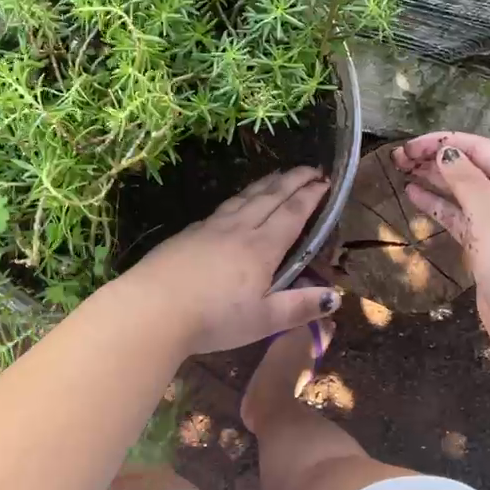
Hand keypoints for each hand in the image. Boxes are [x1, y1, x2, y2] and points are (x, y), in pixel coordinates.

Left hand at [110, 166, 340, 355]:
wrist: (153, 308)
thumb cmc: (213, 319)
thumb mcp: (263, 321)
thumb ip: (300, 307)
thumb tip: (336, 295)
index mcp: (262, 248)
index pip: (292, 213)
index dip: (310, 196)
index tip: (325, 181)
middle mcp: (240, 229)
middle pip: (271, 197)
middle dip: (293, 180)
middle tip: (311, 169)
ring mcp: (211, 227)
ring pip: (245, 197)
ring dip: (267, 184)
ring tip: (279, 175)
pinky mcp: (190, 233)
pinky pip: (224, 206)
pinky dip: (240, 197)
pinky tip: (237, 202)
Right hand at [394, 132, 489, 354]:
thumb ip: (468, 181)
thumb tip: (447, 152)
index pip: (482, 149)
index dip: (447, 142)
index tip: (413, 145)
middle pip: (472, 168)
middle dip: (437, 158)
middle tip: (399, 157)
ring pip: (463, 191)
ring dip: (435, 180)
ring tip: (401, 170)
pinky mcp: (488, 247)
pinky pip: (460, 216)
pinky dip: (439, 205)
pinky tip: (414, 196)